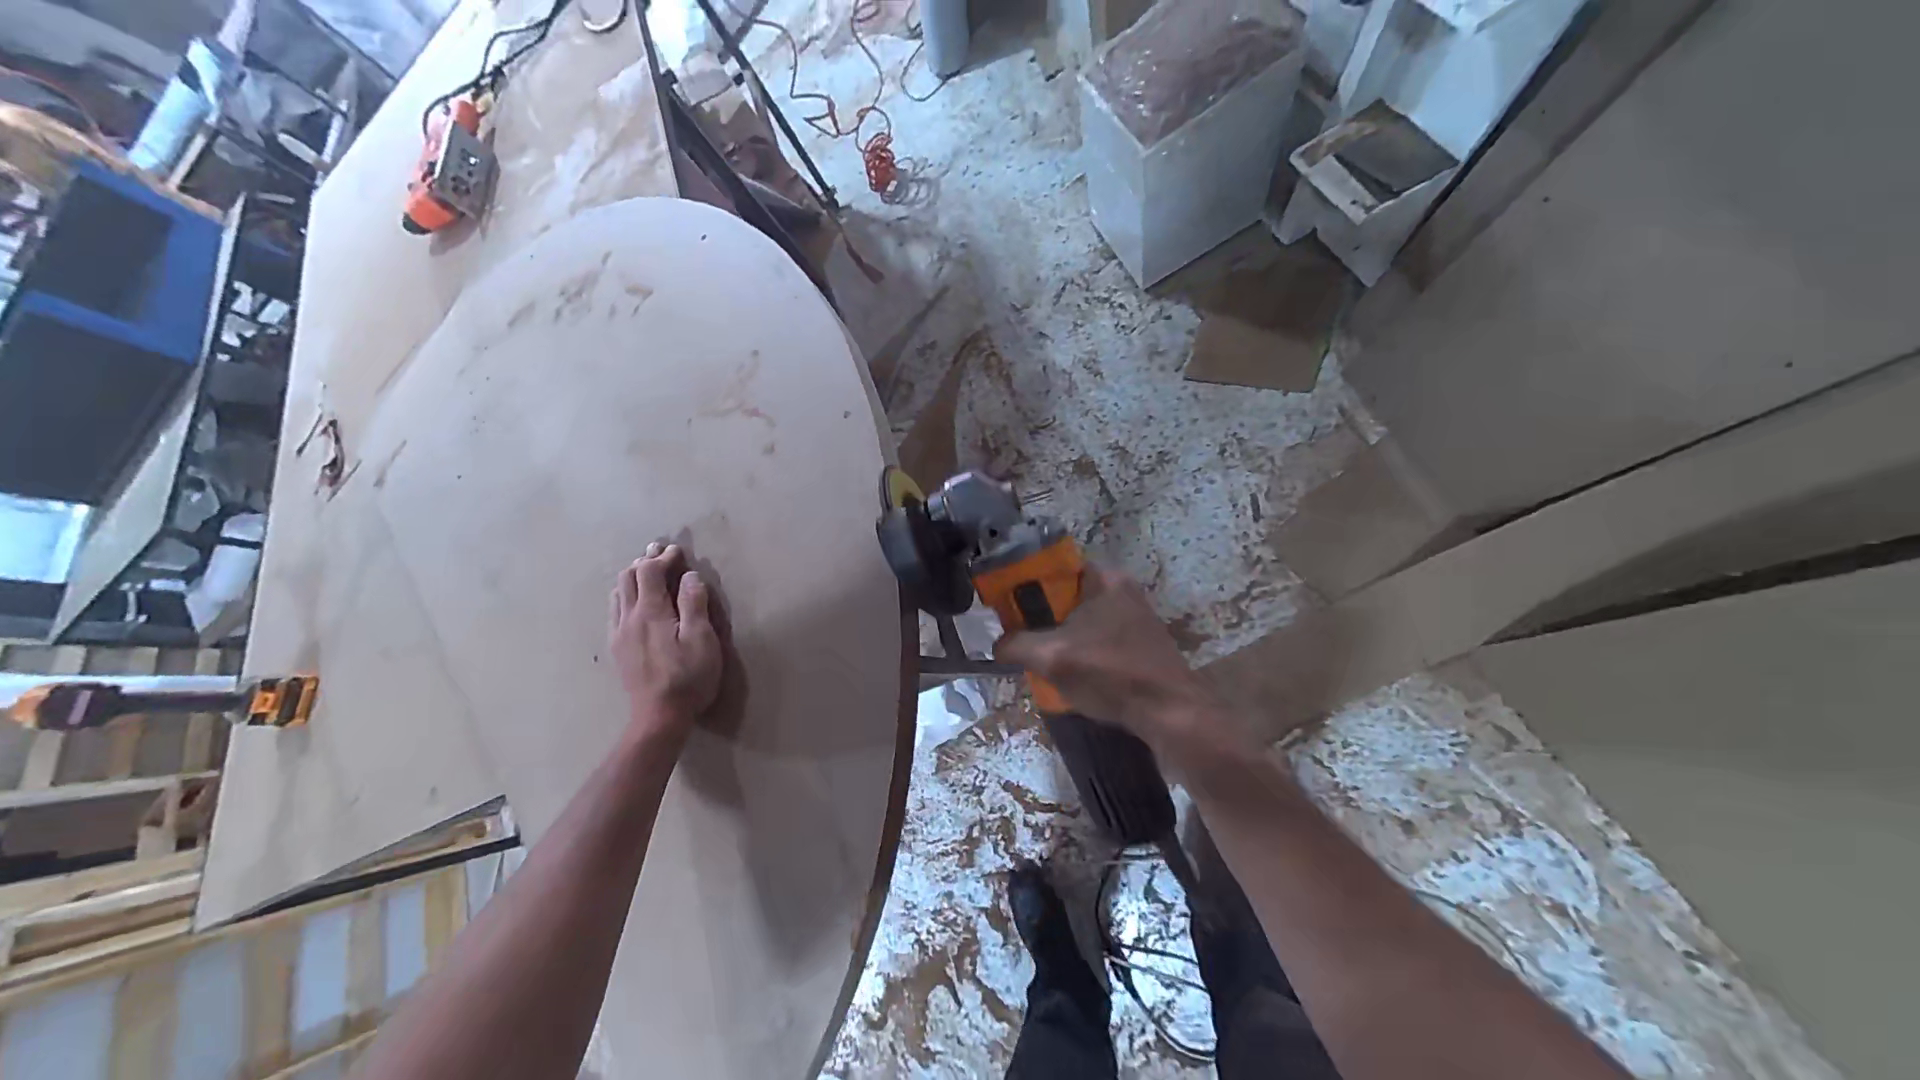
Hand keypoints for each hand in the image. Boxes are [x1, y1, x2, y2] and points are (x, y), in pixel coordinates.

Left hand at [608, 543, 722, 745]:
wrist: (659, 716)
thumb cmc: (688, 677)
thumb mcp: (702, 639)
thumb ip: (694, 604)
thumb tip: (689, 577)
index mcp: (650, 612)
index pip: (649, 572)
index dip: (662, 557)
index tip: (678, 551)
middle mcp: (628, 618)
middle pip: (628, 577)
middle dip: (645, 561)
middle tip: (662, 554)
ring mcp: (619, 634)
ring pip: (618, 593)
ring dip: (633, 577)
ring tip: (648, 572)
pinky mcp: (618, 648)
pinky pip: (615, 610)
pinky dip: (626, 595)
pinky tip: (636, 602)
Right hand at [995, 564, 1237, 762]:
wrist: (1169, 713)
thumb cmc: (1110, 673)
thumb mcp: (1050, 657)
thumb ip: (1016, 645)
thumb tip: (998, 646)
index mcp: (1105, 579)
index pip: (1054, 569)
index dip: (1027, 587)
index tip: (1009, 611)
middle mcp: (1123, 590)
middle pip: (1067, 597)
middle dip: (1042, 619)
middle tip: (1021, 640)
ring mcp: (1136, 618)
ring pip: (1082, 622)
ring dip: (1061, 640)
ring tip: (1042, 661)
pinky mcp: (1142, 644)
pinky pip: (1100, 640)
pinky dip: (1083, 654)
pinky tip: (1072, 676)